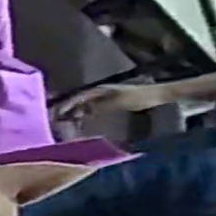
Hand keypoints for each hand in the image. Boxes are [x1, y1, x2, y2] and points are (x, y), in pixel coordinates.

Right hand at [51, 82, 171, 123]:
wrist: (164, 96)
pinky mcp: (112, 105)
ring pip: (83, 106)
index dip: (62, 106)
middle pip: (77, 102)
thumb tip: (77, 113)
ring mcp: (106, 99)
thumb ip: (96, 107)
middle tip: (54, 122)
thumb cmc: (140, 97)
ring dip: (74, 114)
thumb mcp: (116, 102)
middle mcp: (99, 93)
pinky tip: (82, 124)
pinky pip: (92, 111)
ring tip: (65, 125)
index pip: (74, 98)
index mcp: (98, 90)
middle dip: (65, 110)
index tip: (51, 116)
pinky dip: (84, 116)